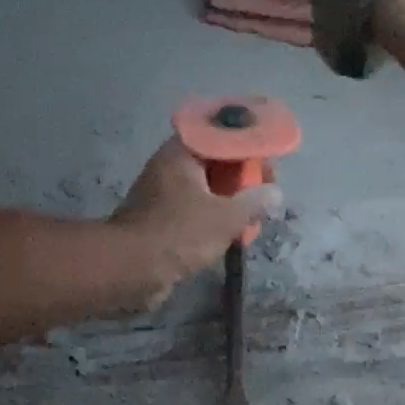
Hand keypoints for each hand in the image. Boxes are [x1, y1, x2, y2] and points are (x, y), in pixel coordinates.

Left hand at [111, 138, 283, 309]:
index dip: (248, 144)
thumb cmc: (178, 233)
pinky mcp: (162, 219)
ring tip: (254, 215)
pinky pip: (196, 209)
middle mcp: (170, 167)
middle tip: (266, 191)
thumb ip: (253, 202)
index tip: (269, 161)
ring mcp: (164, 194)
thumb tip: (274, 193)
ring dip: (232, 199)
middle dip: (243, 176)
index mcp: (182, 153)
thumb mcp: (225, 217)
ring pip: (207, 188)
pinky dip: (216, 217)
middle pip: (215, 161)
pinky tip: (234, 233)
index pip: (220, 135)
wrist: (130, 270)